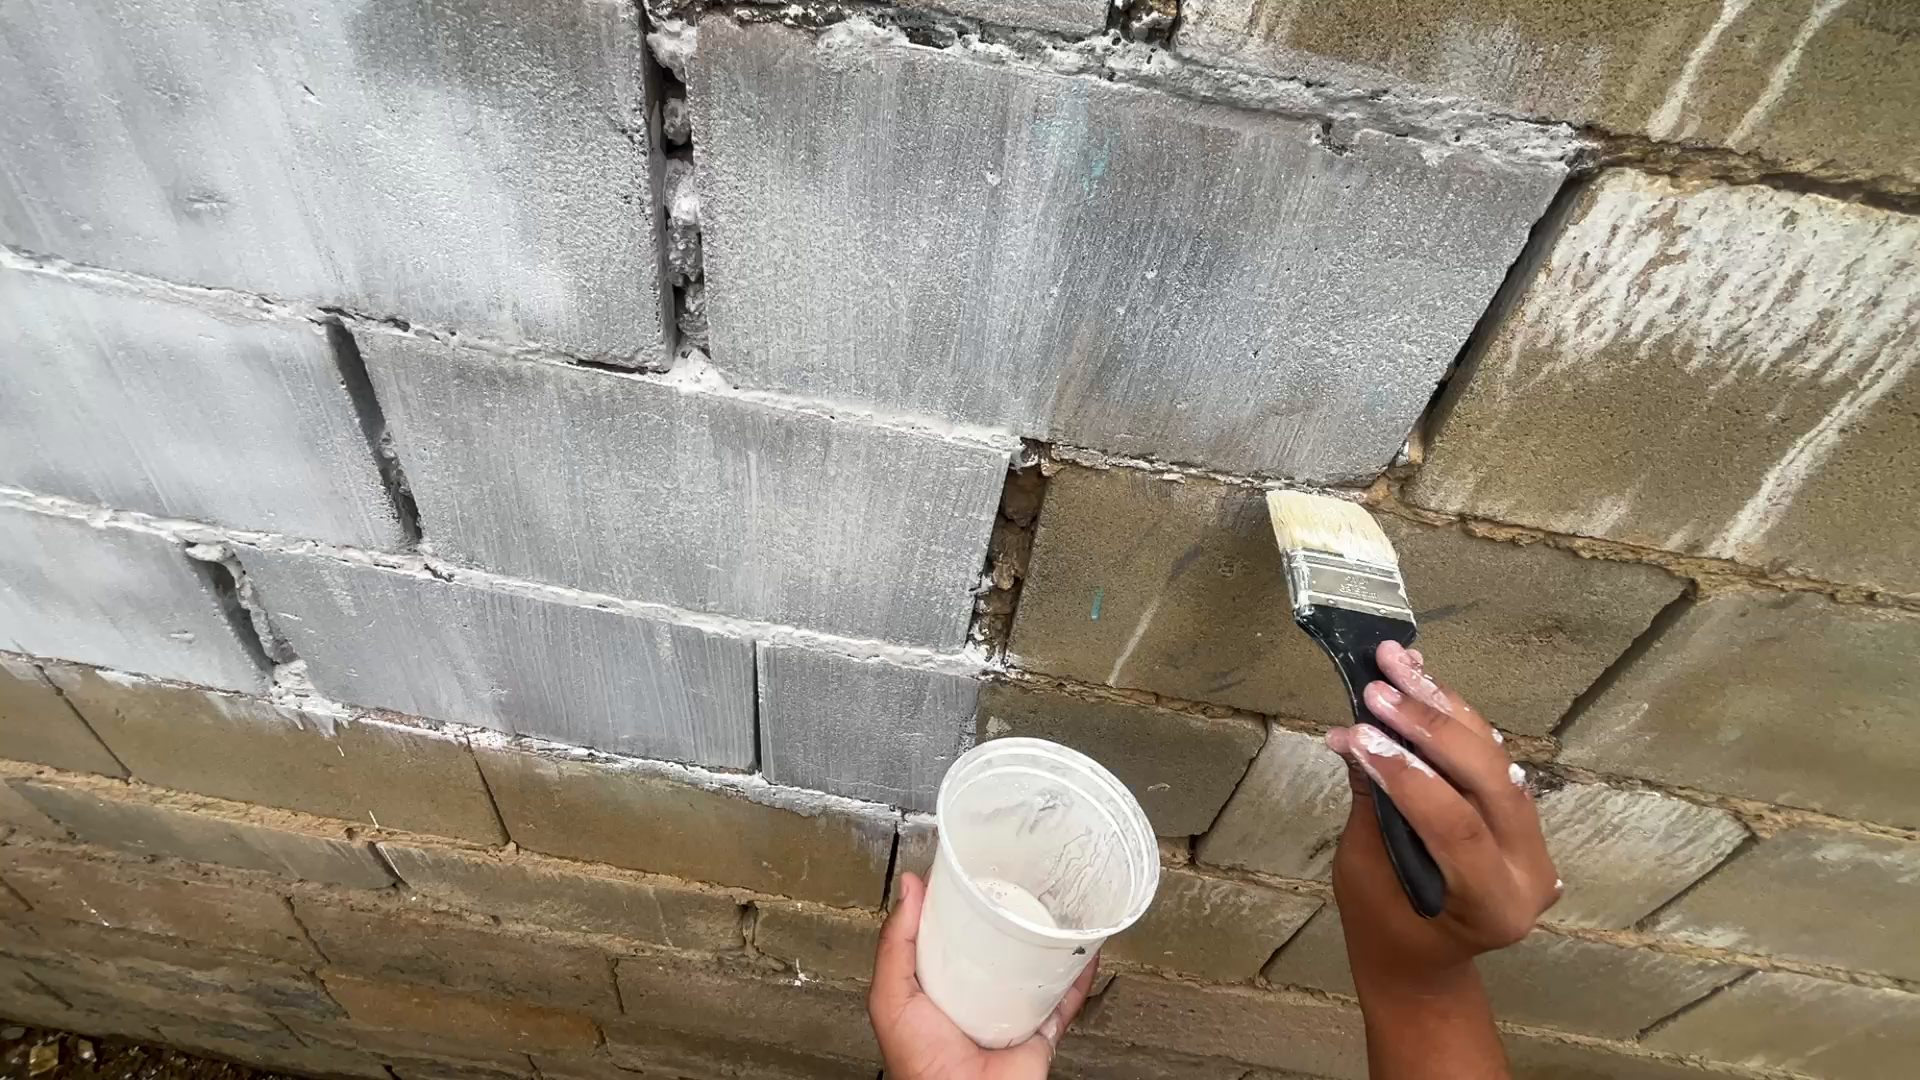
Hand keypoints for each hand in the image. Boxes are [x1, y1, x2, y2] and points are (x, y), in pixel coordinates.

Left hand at [867, 872, 1097, 1079]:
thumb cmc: (921, 1068)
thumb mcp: (892, 998)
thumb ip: (896, 943)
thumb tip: (910, 886)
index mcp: (939, 984)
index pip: (949, 933)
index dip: (958, 902)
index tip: (968, 871)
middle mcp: (976, 995)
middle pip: (995, 947)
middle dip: (1006, 916)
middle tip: (1016, 882)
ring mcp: (1010, 1012)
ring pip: (1033, 967)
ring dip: (1045, 940)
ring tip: (1054, 906)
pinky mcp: (1040, 1031)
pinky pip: (1065, 999)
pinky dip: (1078, 975)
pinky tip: (1084, 949)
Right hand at [1325, 640, 1559, 994]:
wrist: (1421, 954)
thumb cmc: (1383, 924)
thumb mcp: (1364, 871)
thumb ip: (1373, 805)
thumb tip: (1354, 736)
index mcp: (1493, 905)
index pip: (1456, 825)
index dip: (1406, 773)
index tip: (1356, 730)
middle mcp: (1528, 870)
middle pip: (1490, 782)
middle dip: (1430, 726)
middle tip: (1377, 685)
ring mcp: (1531, 839)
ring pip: (1495, 758)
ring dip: (1441, 704)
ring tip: (1395, 661)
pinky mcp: (1518, 814)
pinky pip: (1490, 755)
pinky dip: (1451, 712)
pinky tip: (1418, 677)